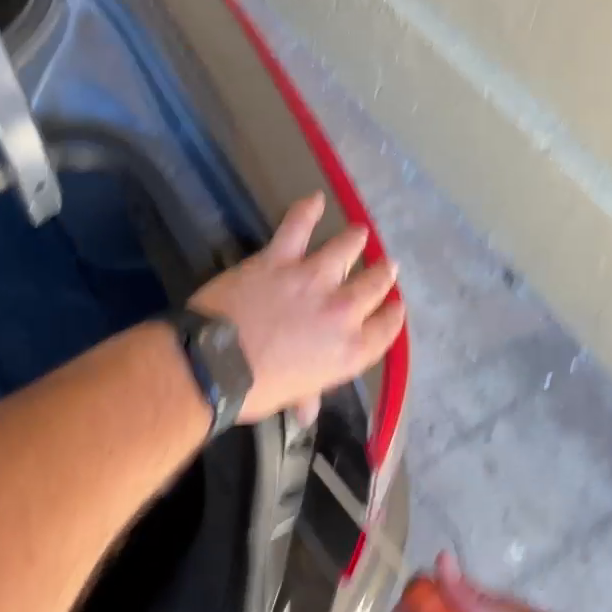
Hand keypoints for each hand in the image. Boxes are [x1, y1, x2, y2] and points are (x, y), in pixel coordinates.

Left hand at [188, 192, 403, 424]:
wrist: (216, 363)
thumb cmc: (255, 390)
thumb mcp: (290, 397)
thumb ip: (306, 395)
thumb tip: (306, 413)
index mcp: (349, 352)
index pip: (385, 330)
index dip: (392, 315)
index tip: (395, 306)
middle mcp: (341, 312)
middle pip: (374, 286)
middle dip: (382, 274)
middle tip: (387, 265)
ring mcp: (312, 279)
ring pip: (346, 250)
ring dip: (356, 240)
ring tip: (361, 233)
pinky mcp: (280, 258)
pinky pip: (298, 226)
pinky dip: (307, 210)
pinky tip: (314, 198)